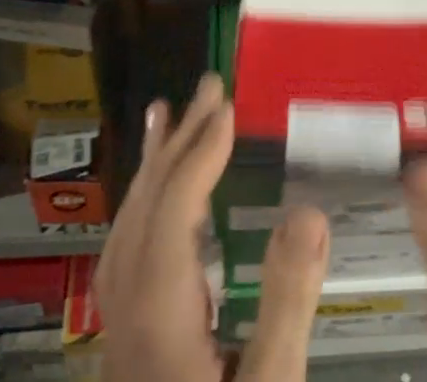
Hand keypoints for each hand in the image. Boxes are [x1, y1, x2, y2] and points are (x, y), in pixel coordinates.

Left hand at [95, 74, 332, 381]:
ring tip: (166, 115)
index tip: (228, 104)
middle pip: (145, 206)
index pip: (174, 210)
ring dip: (153, 164)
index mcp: (160, 315)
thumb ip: (286, 300)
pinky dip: (145, 204)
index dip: (200, 151)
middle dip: (176, 141)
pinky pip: (127, 248)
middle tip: (205, 87)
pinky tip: (161, 200)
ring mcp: (119, 325)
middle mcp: (128, 309)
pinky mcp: (125, 339)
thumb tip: (308, 209)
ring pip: (126, 224)